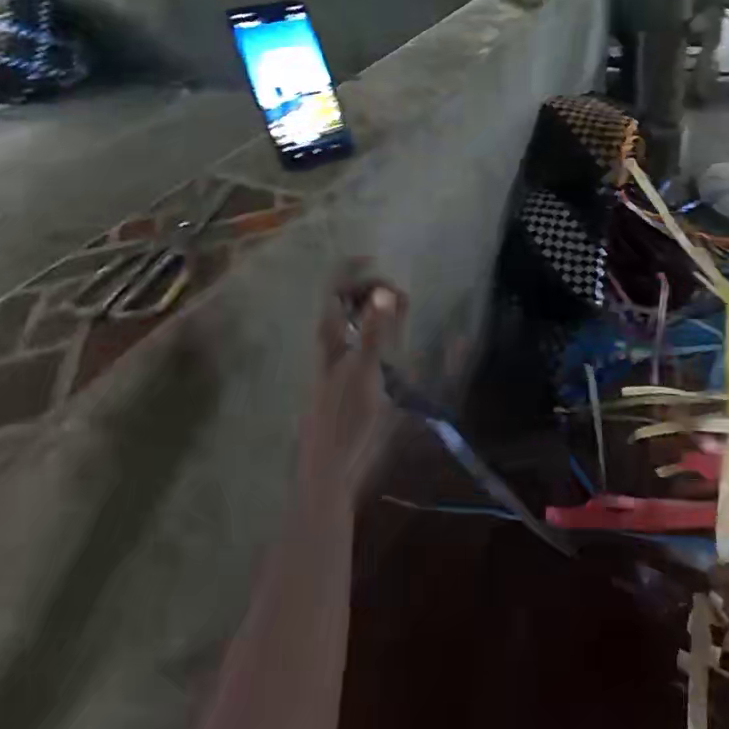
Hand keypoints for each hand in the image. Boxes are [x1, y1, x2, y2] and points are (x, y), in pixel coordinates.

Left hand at [301, 276, 405, 509]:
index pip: (334, 288)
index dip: (352, 268)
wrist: (328, 467)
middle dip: (369, 288)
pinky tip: (392, 343)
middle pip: (343, 301)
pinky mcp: (344, 379)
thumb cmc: (345, 420)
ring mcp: (335, 361)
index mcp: (328, 337)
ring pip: (351, 322)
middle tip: (399, 296)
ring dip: (373, 310)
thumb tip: (386, 291)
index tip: (377, 260)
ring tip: (400, 313)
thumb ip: (374, 331)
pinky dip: (375, 332)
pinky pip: (358, 342)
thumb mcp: (364, 373)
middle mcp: (328, 343)